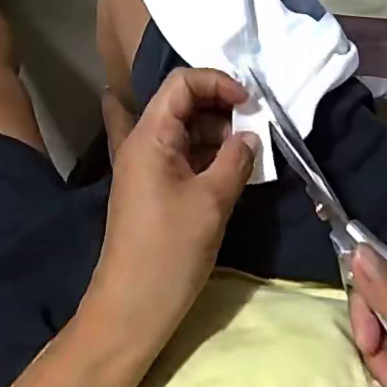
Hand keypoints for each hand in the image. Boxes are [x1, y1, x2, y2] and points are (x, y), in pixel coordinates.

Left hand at [85, 69, 257, 347]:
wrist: (132, 304)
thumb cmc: (170, 250)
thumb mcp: (212, 202)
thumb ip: (235, 160)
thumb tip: (251, 136)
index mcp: (149, 134)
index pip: (180, 83)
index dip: (216, 82)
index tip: (250, 102)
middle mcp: (142, 139)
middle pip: (181, 101)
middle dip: (219, 106)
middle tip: (254, 127)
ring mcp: (145, 162)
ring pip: (183, 127)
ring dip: (216, 131)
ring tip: (248, 149)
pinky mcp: (153, 184)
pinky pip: (181, 152)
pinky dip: (206, 153)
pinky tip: (231, 165)